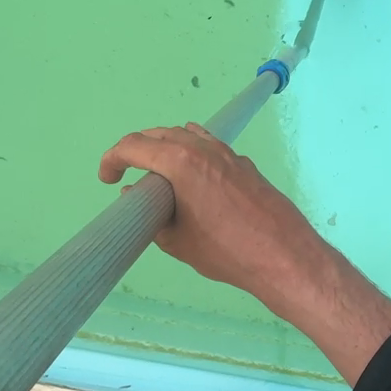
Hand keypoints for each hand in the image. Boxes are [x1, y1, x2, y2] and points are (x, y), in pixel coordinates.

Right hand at [98, 124, 390, 384]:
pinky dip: (195, 155)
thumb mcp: (177, 240)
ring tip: (159, 172)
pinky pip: (213, 149)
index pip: (134, 145)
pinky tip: (195, 181)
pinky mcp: (248, 167)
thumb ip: (150, 216)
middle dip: (139, 149)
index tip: (106, 177)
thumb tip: (133, 195)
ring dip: (168, 147)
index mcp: (180, 161)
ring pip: (189, 136)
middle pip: (161, 134)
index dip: (112, 158)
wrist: (284, 256)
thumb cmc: (227, 252)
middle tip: (129, 172)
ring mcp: (230, 155)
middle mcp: (205, 148)